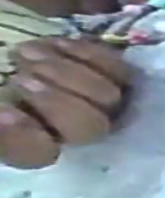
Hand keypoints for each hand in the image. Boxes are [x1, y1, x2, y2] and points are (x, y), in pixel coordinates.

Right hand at [0, 38, 131, 170]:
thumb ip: (0, 116)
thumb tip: (4, 111)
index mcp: (16, 138)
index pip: (35, 154)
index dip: (22, 138)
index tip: (1, 111)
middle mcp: (60, 125)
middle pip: (88, 128)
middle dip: (56, 101)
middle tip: (20, 77)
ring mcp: (91, 100)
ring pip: (109, 97)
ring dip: (68, 73)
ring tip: (25, 52)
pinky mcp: (108, 74)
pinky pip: (120, 69)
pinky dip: (88, 54)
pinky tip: (51, 43)